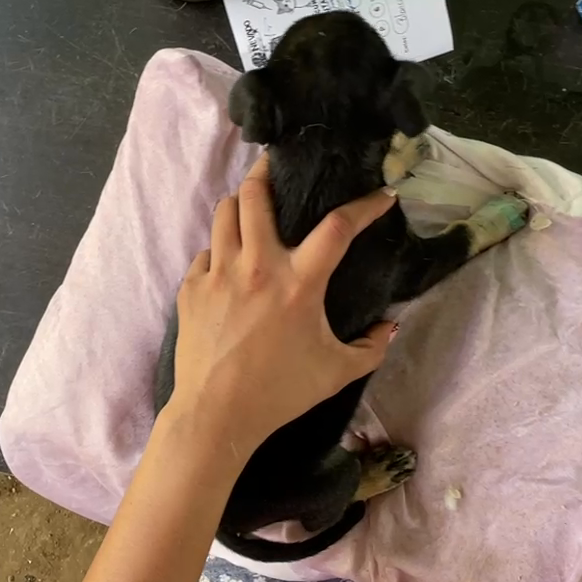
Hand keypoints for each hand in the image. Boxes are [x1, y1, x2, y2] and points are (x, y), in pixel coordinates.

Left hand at [166, 155, 399, 454]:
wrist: (216, 415)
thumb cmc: (280, 393)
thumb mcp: (337, 373)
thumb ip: (371, 347)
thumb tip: (390, 326)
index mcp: (298, 283)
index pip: (338, 226)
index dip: (366, 205)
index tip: (382, 195)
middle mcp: (256, 266)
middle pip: (256, 195)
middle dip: (267, 172)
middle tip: (276, 167)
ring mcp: (218, 274)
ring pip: (224, 213)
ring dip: (240, 204)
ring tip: (250, 207)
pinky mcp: (191, 289)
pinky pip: (205, 253)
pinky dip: (219, 251)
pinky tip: (228, 264)